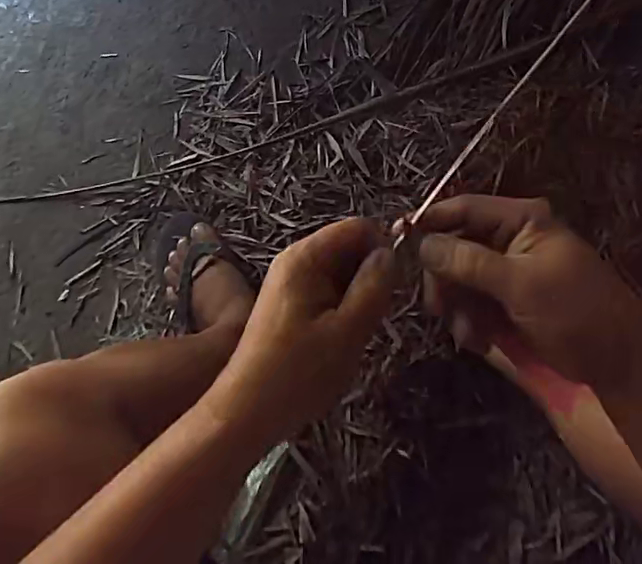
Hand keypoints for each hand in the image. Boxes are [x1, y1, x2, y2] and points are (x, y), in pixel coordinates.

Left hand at [205, 218, 397, 439]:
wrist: (246, 414)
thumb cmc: (298, 373)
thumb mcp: (348, 331)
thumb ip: (374, 286)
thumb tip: (391, 253)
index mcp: (306, 256)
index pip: (358, 227)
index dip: (383, 247)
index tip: (396, 284)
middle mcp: (295, 258)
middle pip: (349, 246)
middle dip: (370, 274)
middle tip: (377, 315)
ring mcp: (289, 280)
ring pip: (341, 270)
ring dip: (358, 294)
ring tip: (358, 331)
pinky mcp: (289, 301)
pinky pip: (327, 289)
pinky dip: (343, 306)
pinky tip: (341, 338)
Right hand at [409, 195, 641, 389]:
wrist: (620, 366)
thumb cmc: (576, 312)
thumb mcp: (521, 283)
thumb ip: (469, 261)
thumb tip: (422, 242)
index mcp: (520, 219)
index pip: (464, 208)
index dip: (431, 220)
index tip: (398, 237)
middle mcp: (510, 239)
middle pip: (455, 244)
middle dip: (444, 276)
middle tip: (438, 306)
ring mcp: (507, 272)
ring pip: (458, 277)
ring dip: (456, 305)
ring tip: (467, 333)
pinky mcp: (506, 302)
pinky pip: (471, 303)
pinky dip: (468, 321)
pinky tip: (477, 340)